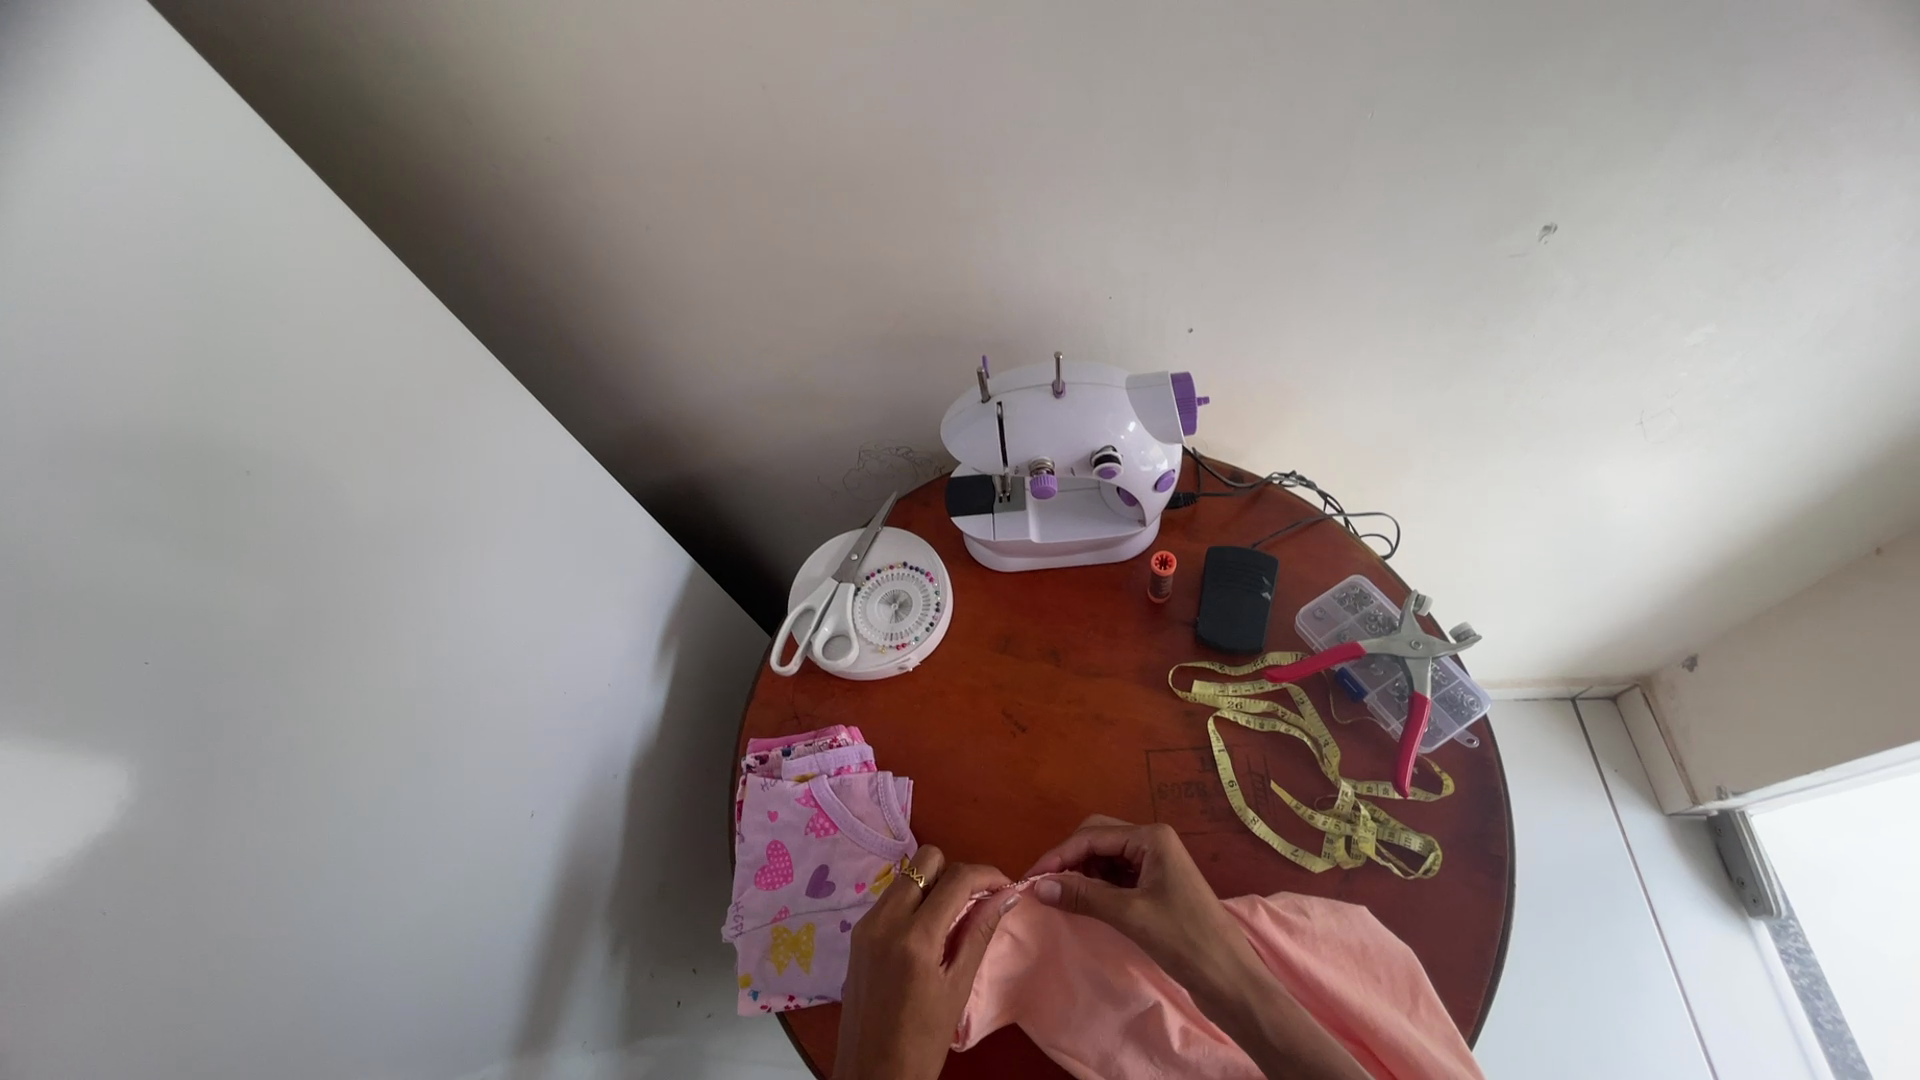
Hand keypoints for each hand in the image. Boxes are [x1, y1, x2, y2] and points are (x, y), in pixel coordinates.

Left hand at [833, 845, 1013, 1079]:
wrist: (871, 1076)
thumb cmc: (922, 1041)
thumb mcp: (957, 988)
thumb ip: (979, 933)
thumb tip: (1006, 895)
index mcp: (914, 937)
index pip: (956, 878)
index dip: (986, 874)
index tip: (1004, 885)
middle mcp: (885, 919)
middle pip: (926, 859)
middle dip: (955, 873)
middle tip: (973, 902)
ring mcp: (867, 923)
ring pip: (907, 875)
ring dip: (933, 885)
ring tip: (952, 918)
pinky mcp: (858, 932)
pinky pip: (892, 896)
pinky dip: (914, 900)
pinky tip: (927, 931)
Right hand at [1023, 814, 1251, 989]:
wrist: (1232, 981)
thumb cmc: (1185, 940)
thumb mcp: (1130, 915)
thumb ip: (1083, 895)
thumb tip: (1039, 886)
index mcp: (1151, 837)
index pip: (1092, 836)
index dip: (1059, 855)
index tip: (1031, 879)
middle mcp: (1152, 842)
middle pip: (1097, 839)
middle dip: (1069, 859)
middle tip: (1044, 886)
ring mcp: (1155, 864)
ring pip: (1105, 858)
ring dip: (1081, 873)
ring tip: (1060, 896)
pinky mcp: (1156, 886)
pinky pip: (1116, 876)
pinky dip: (1096, 886)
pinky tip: (1083, 901)